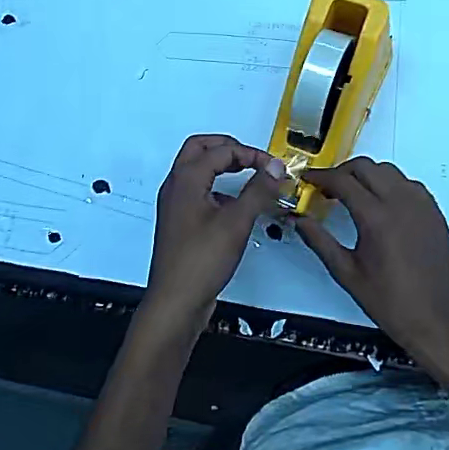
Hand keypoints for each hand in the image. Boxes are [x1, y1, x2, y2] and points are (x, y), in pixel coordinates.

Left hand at [146, 134, 286, 321]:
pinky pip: (197, 191)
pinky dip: (216, 188)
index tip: (273, 167)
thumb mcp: (236, 222)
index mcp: (186, 179)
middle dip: (229, 148)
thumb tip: (273, 168)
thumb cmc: (199, 263)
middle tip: (254, 157)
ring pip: (196, 169)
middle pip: (200, 149)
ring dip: (221, 166)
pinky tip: (235, 206)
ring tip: (248, 177)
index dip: (251, 154)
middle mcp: (175, 186)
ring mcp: (175, 204)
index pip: (221, 151)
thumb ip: (257, 190)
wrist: (176, 301)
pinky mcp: (179, 221)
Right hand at [294, 157, 448, 359]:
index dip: (320, 177)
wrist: (432, 319)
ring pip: (389, 171)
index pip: (342, 181)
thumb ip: (319, 240)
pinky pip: (409, 184)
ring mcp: (422, 206)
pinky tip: (381, 204)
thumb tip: (298, 220)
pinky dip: (391, 185)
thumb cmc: (388, 300)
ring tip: (354, 194)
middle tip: (328, 188)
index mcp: (376, 218)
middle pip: (366, 167)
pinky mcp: (434, 213)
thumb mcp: (345, 272)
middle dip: (342, 172)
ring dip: (367, 175)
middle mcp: (401, 204)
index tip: (308, 180)